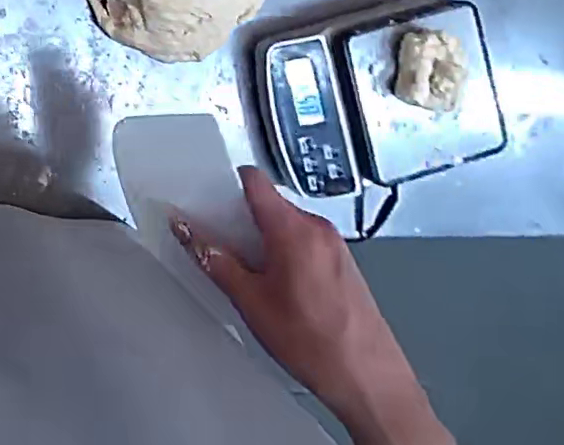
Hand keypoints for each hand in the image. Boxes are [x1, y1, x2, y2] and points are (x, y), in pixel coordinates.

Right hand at [175, 167, 449, 444]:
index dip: (226, 183)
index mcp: (293, 228)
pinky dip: (286, 250)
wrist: (372, 384)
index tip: (208, 198)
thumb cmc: (320, 347)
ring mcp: (334, 243)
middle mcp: (317, 227)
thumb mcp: (252, 302)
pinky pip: (305, 238)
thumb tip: (190, 233)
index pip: (253, 179)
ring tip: (252, 273)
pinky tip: (278, 284)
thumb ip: (216, 260)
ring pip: (286, 221)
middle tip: (223, 244)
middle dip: (242, 219)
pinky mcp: (343, 260)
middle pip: (268, 201)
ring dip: (264, 237)